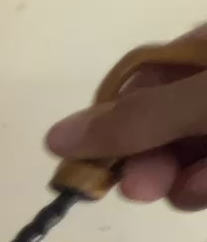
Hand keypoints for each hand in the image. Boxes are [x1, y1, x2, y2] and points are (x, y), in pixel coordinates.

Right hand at [45, 25, 206, 209]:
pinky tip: (206, 194)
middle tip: (144, 192)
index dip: (110, 128)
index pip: (135, 85)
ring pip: (184, 149)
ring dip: (176, 182)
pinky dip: (203, 185)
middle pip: (157, 121)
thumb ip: (137, 118)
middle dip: (143, 163)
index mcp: (206, 47)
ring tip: (194, 195)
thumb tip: (51, 137)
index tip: (95, 167)